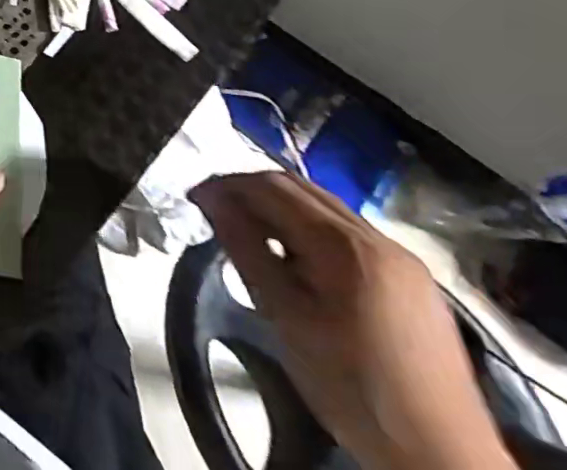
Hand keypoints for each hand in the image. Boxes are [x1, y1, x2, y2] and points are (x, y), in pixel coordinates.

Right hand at [190, 172, 514, 469]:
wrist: (437, 450)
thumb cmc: (346, 380)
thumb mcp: (281, 311)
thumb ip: (244, 246)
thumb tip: (211, 199)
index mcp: (347, 248)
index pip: (272, 187)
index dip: (224, 185)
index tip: (191, 200)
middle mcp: (382, 242)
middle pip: (301, 189)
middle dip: (248, 190)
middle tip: (210, 210)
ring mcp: (404, 262)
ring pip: (325, 208)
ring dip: (277, 208)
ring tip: (242, 232)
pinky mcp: (412, 282)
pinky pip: (347, 233)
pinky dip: (305, 229)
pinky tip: (287, 256)